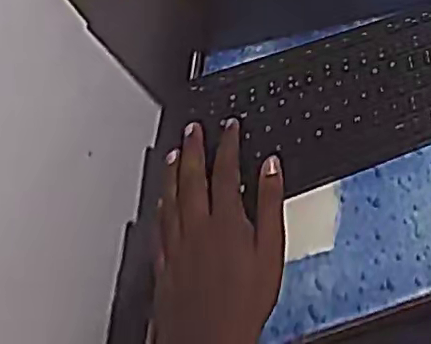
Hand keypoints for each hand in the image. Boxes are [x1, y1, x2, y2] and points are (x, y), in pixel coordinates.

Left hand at [154, 120, 284, 343]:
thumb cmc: (244, 303)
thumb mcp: (271, 251)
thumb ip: (270, 204)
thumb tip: (271, 167)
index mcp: (225, 220)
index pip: (225, 171)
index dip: (227, 144)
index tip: (229, 127)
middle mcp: (198, 227)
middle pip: (192, 178)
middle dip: (193, 149)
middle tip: (193, 129)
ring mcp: (178, 246)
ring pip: (171, 198)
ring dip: (173, 171)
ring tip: (174, 152)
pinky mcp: (164, 265)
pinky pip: (159, 226)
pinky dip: (160, 206)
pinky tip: (161, 199)